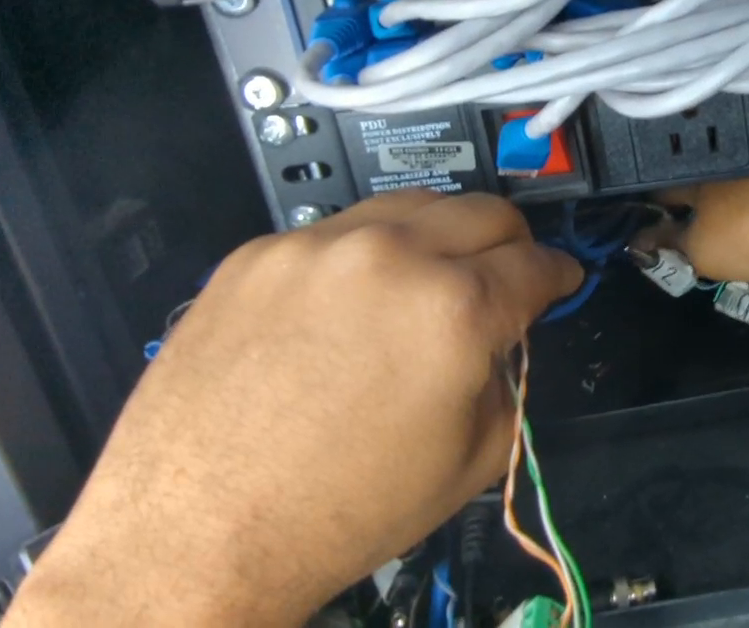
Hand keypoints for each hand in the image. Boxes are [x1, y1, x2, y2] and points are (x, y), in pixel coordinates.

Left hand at [7, 191, 581, 627]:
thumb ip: (512, 375)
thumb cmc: (344, 512)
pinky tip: (347, 307)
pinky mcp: (259, 254)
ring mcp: (319, 247)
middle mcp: (394, 257)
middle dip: (512, 245)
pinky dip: (366, 258)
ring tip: (427, 281)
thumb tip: (509, 333)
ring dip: (442, 236)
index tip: (558, 281)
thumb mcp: (475, 455)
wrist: (189, 544)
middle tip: (502, 278)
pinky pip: (341, 231)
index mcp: (458, 310)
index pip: (539, 262)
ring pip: (417, 204)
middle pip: (490, 211)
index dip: (559, 275)